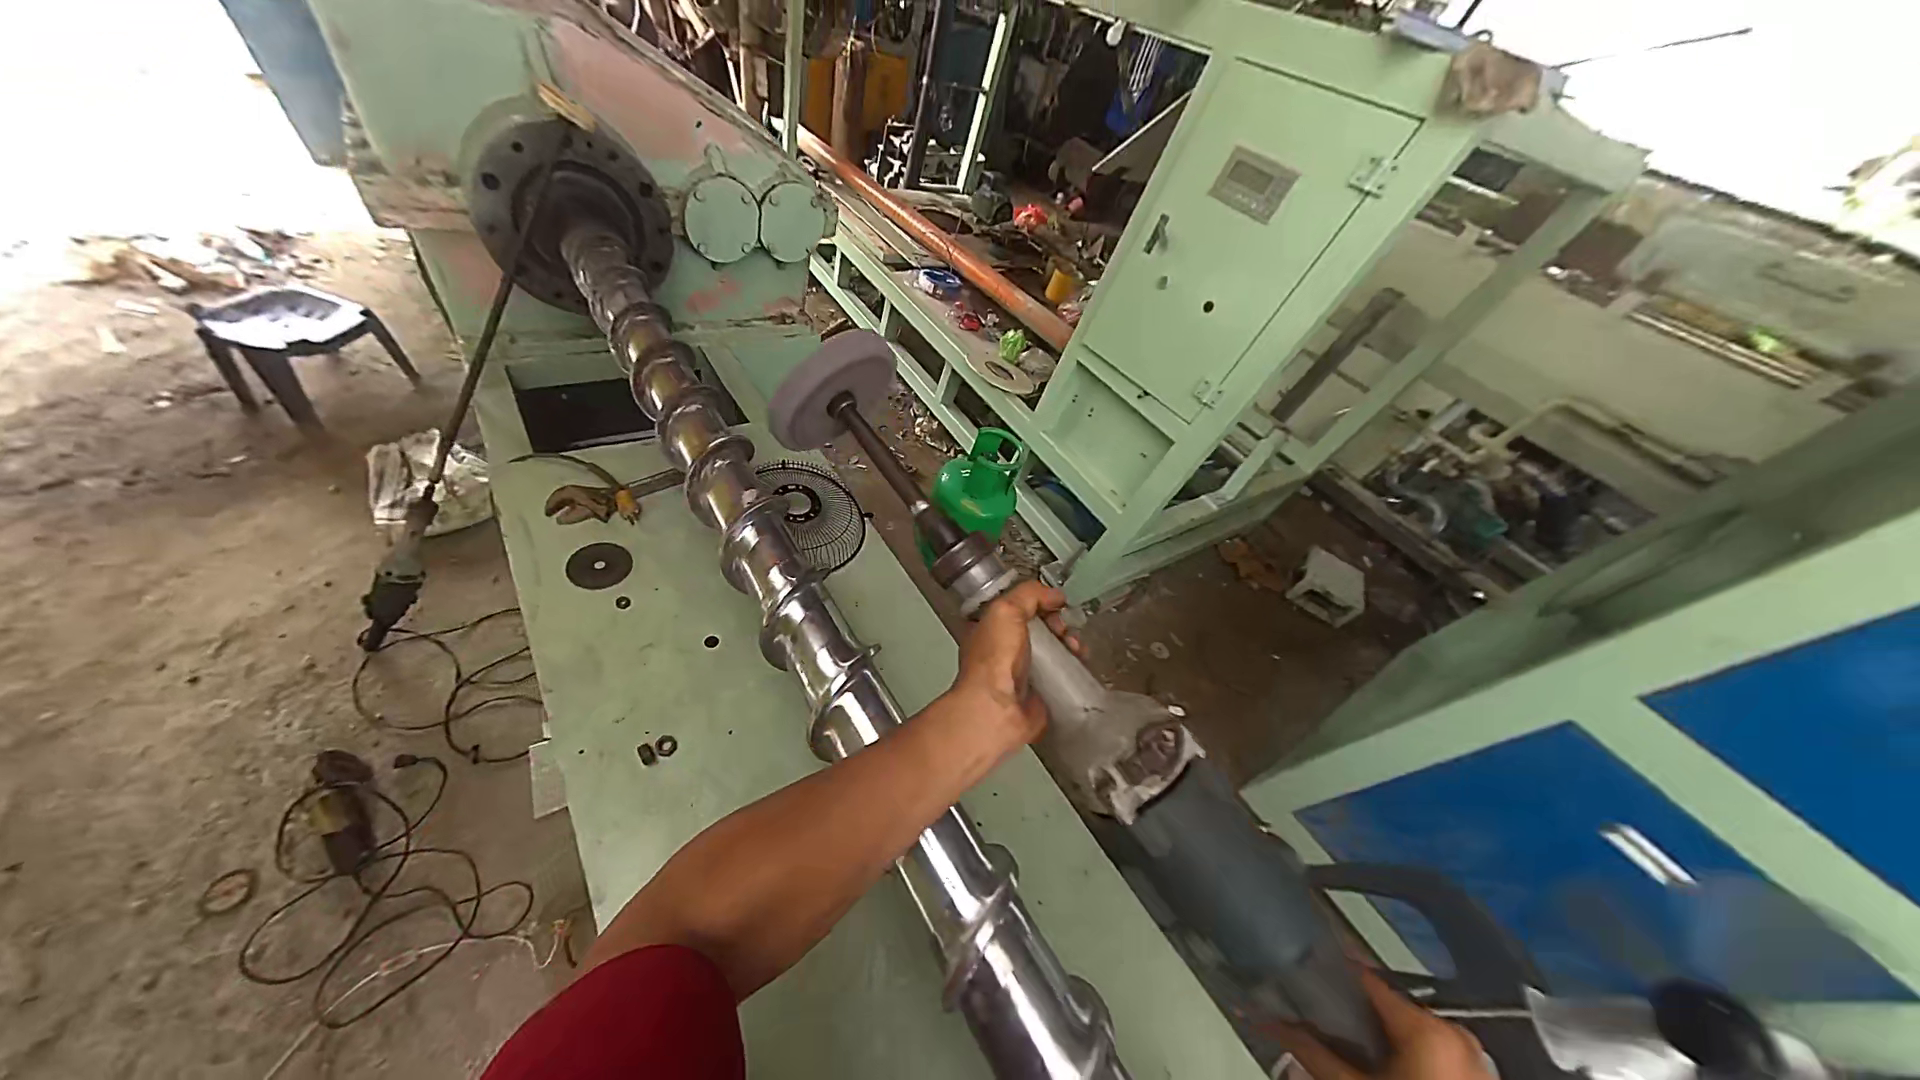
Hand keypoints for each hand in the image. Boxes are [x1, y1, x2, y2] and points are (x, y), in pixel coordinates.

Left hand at [941, 581, 1081, 763]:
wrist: (999, 708)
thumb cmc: (993, 660)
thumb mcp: (1005, 610)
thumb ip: (1029, 595)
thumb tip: (1054, 595)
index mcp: (990, 627)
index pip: (1018, 606)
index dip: (1038, 601)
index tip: (1053, 602)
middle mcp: (1005, 648)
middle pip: (1040, 627)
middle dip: (1058, 622)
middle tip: (1062, 627)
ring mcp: (1024, 670)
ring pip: (1054, 648)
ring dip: (1069, 642)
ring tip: (1074, 645)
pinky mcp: (1041, 690)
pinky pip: (1063, 672)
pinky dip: (1074, 664)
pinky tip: (1079, 660)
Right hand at [1280, 971, 1491, 1079]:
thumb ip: (1308, 1051)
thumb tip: (1265, 1020)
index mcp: (1428, 1027)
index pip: (1362, 975)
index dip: (1324, 975)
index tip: (1294, 977)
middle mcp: (1458, 1035)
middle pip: (1384, 1006)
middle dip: (1348, 1016)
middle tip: (1313, 1024)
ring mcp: (1476, 1063)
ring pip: (1406, 1032)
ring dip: (1374, 1040)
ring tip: (1342, 1052)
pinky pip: (1431, 1056)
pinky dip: (1401, 1059)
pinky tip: (1378, 1071)